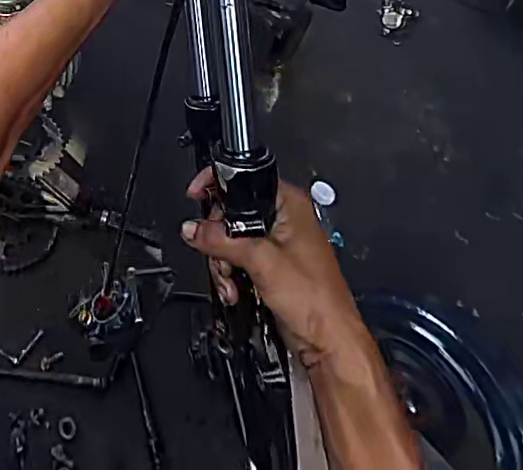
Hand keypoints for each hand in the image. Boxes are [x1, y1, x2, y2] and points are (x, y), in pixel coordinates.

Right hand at [181, 169, 370, 369]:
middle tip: (220, 253)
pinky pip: (237, 259)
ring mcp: (276, 244)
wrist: (329, 344)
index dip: (217, 184)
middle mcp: (283, 219)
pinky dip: (230, 273)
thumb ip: (221, 240)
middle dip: (218, 238)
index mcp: (289, 204)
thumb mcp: (261, 261)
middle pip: (231, 213)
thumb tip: (193, 228)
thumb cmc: (317, 301)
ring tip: (230, 280)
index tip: (197, 194)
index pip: (245, 179)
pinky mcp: (270, 266)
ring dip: (223, 262)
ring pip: (231, 238)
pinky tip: (235, 288)